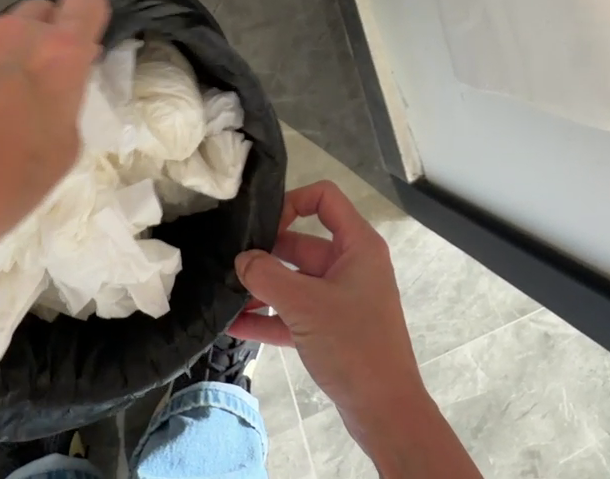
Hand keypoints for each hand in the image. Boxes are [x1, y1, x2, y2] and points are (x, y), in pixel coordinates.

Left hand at [0, 0, 110, 303]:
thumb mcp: (61, 151)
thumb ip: (66, 96)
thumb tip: (55, 76)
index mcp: (56, 54)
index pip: (86, 0)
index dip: (86, 22)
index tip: (79, 54)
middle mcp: (10, 31)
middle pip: (39, 13)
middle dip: (42, 42)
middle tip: (29, 92)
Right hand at [230, 181, 424, 425]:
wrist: (385, 412)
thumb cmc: (353, 345)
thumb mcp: (305, 306)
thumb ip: (267, 277)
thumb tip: (241, 259)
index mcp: (357, 245)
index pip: (325, 198)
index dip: (292, 201)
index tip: (262, 224)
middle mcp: (351, 265)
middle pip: (302, 242)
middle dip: (266, 252)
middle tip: (228, 263)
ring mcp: (341, 297)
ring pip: (295, 281)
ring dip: (262, 288)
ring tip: (224, 294)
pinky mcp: (332, 329)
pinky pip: (295, 313)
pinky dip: (269, 317)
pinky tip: (233, 325)